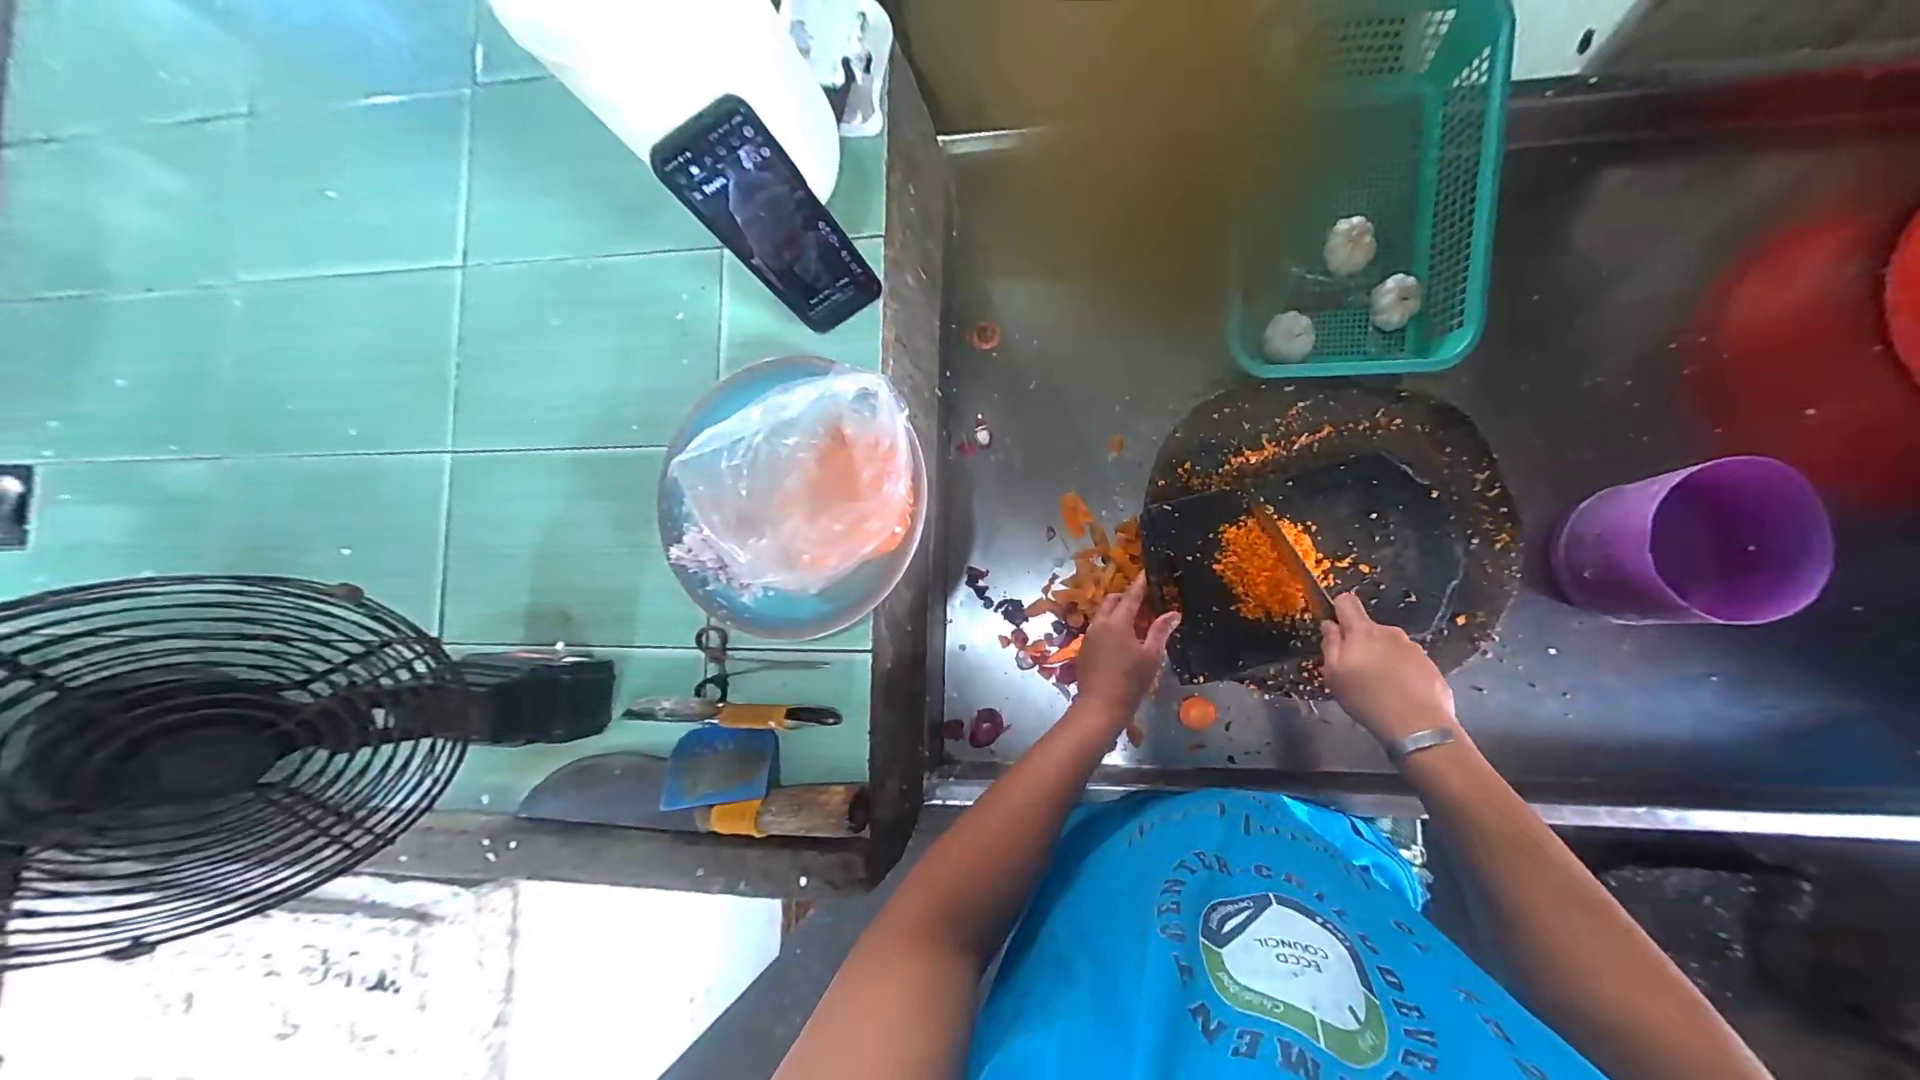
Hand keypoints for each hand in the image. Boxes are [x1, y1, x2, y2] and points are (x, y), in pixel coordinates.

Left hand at [1074, 575, 1180, 723]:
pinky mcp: (1084, 648)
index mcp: (1116, 622)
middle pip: (1113, 601)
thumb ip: (1161, 631)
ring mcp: (1089, 636)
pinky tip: (1124, 640)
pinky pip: (1099, 628)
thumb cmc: (1130, 681)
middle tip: (1146, 604)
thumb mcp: (1152, 656)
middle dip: (1128, 598)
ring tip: (1138, 623)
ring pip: (1104, 615)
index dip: (1140, 584)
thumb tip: (1173, 613)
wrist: (1100, 707)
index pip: (1130, 595)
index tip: (1148, 573)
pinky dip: (1111, 626)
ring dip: (1119, 613)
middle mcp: (1099, 624)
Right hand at [1320, 592, 1456, 743]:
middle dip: (1361, 643)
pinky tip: (1399, 693)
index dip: (1339, 609)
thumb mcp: (1334, 674)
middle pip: (1369, 628)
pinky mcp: (1431, 665)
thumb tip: (1329, 625)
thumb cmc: (1366, 698)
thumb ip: (1330, 644)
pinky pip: (1408, 661)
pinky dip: (1401, 671)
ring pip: (1389, 646)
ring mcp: (1414, 648)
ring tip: (1380, 685)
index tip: (1336, 627)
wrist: (1418, 725)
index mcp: (1362, 632)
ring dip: (1382, 657)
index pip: (1347, 602)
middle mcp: (1390, 633)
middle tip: (1356, 670)